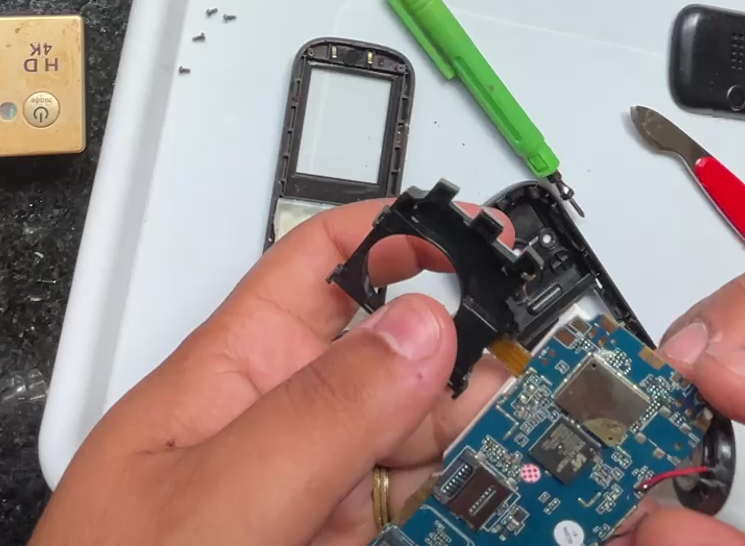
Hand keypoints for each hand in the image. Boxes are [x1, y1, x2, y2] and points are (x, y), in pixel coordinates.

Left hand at [30, 201, 511, 545]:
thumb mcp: (212, 498)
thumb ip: (316, 415)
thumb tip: (418, 329)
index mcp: (239, 361)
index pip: (321, 260)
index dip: (393, 230)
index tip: (473, 232)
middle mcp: (282, 411)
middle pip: (390, 350)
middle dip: (462, 354)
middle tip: (532, 378)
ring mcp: (312, 482)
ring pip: (415, 431)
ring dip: (474, 436)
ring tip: (531, 451)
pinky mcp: (333, 539)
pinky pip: (412, 505)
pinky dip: (458, 503)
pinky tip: (492, 503)